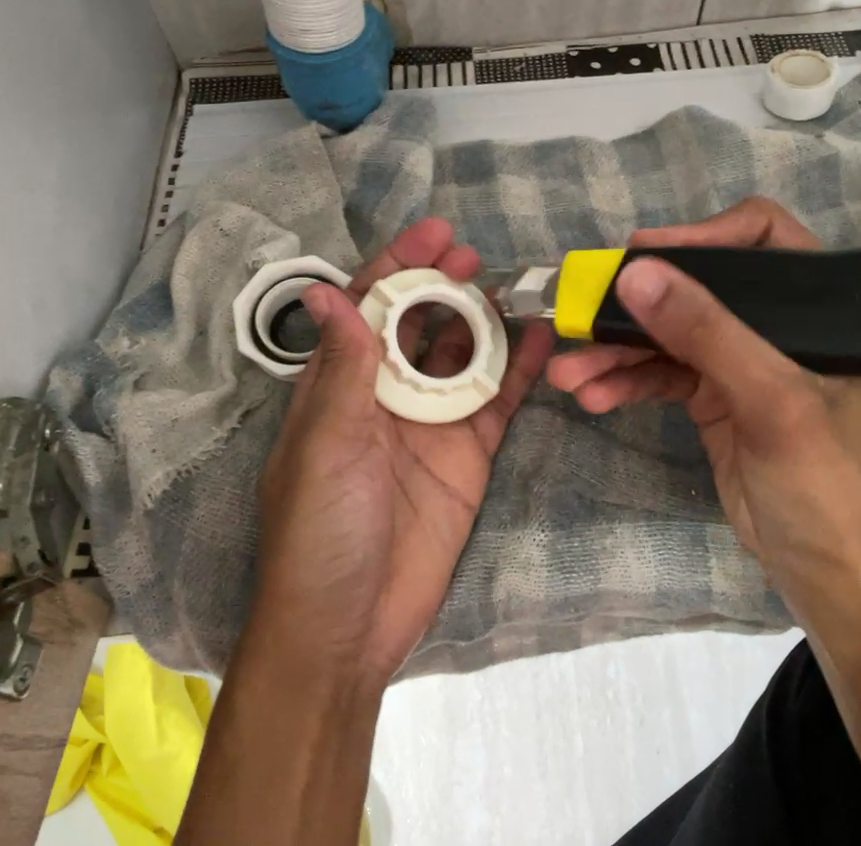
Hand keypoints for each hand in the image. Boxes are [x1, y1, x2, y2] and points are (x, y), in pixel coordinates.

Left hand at [249, 218, 554, 685]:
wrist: (350, 626)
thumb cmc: (320, 532)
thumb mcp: (326, 446)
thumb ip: (343, 371)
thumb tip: (329, 291)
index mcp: (337, 387)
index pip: (367, 310)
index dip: (397, 268)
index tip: (433, 234)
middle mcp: (384, 396)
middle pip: (418, 325)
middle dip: (443, 286)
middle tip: (474, 256)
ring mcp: (430, 424)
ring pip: (462, 356)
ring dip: (484, 320)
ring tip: (515, 286)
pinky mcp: (467, 455)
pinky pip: (496, 401)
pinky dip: (517, 370)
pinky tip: (540, 338)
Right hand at [545, 199, 860, 622]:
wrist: (820, 569)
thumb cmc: (821, 481)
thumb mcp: (771, 401)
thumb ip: (707, 334)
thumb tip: (635, 273)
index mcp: (819, 308)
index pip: (763, 237)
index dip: (705, 234)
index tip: (647, 254)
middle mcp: (778, 323)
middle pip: (700, 286)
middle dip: (640, 303)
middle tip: (583, 310)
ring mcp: (742, 360)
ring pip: (671, 333)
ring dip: (618, 350)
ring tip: (570, 373)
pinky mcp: (713, 395)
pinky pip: (661, 373)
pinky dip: (626, 382)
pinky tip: (593, 397)